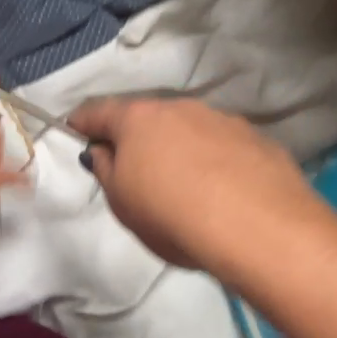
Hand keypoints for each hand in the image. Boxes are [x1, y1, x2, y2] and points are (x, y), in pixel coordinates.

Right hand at [70, 96, 336, 279]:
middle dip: (136, 137)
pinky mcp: (259, 140)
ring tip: (185, 183)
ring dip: (180, 147)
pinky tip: (225, 192)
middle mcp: (178, 107)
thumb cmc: (173, 215)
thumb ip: (107, 172)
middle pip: (146, 118)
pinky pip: (225, 147)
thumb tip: (105, 152)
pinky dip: (217, 161)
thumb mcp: (122, 204)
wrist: (262, 230)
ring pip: (189, 129)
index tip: (74, 132)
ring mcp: (222, 120)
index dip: (81, 123)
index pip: (97, 112)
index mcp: (136, 118)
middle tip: (133, 167)